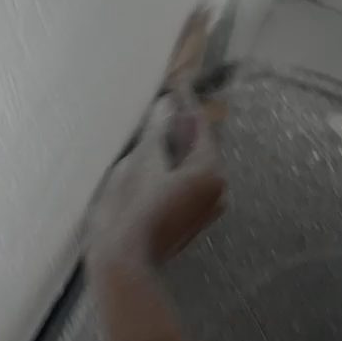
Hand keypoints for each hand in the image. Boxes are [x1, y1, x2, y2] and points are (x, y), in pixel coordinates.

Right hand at [84, 88, 226, 266]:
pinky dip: (174, 164)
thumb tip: (168, 104)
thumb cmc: (131, 207)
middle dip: (182, 123)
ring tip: (155, 122)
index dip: (186, 102)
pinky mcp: (191, 218)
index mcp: (210, 172)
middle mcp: (217, 190)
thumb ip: (158, 130)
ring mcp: (206, 208)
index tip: (176, 81)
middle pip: (200, 146)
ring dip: (176, 144)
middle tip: (164, 99)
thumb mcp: (142, 161)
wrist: (124, 259)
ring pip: (193, 164)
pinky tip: (155, 154)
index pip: (200, 126)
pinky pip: (187, 180)